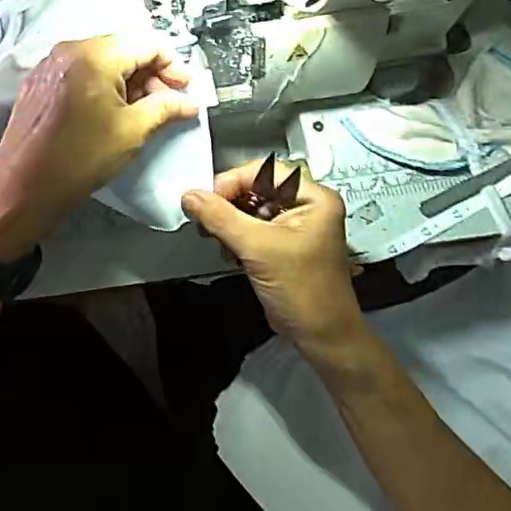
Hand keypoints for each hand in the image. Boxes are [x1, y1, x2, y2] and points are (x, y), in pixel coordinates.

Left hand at [0, 35, 198, 261]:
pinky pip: (81, 71)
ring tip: (142, 110)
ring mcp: (51, 64)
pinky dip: (102, 84)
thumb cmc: (78, 159)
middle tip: (168, 101)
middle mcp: (70, 50)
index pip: (148, 44)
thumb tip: (188, 102)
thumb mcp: (133, 131)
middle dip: (151, 73)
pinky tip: (111, 111)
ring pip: (103, 60)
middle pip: (125, 48)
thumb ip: (166, 108)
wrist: (23, 187)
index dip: (173, 65)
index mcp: (95, 55)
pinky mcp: (40, 81)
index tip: (185, 88)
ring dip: (128, 80)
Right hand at [181, 162, 364, 352]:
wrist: (322, 338)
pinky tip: (232, 254)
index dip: (232, 182)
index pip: (264, 172)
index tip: (206, 202)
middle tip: (208, 225)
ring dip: (230, 224)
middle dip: (229, 206)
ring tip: (222, 244)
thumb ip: (220, 218)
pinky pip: (253, 227)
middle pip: (256, 188)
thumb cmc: (301, 290)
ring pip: (251, 208)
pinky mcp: (284, 243)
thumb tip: (188, 196)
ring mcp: (296, 225)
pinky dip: (237, 237)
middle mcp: (307, 205)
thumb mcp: (257, 249)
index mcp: (313, 197)